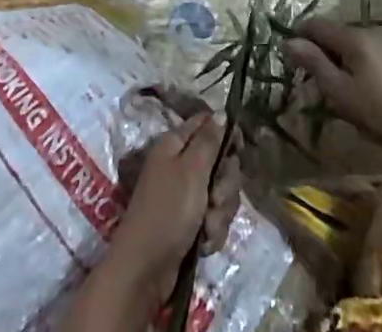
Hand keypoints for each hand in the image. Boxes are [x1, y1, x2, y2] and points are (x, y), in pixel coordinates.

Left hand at [107, 113, 241, 304]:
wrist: (145, 269)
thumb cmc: (168, 211)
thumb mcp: (191, 170)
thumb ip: (209, 140)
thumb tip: (222, 112)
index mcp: (175, 145)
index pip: (207, 124)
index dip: (225, 134)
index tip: (236, 152)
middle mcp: (180, 166)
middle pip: (220, 162)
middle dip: (225, 185)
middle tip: (215, 198)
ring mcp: (184, 195)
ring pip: (221, 193)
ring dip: (220, 213)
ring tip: (207, 227)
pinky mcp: (189, 223)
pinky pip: (214, 218)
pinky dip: (212, 231)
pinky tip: (204, 243)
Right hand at [284, 18, 381, 154]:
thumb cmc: (375, 110)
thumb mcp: (337, 89)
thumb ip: (313, 62)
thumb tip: (288, 41)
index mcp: (355, 37)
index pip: (317, 24)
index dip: (299, 37)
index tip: (289, 59)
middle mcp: (370, 32)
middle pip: (333, 32)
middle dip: (316, 50)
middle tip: (307, 79)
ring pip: (347, 42)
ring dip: (333, 57)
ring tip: (328, 86)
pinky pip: (362, 50)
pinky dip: (349, 61)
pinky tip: (350, 85)